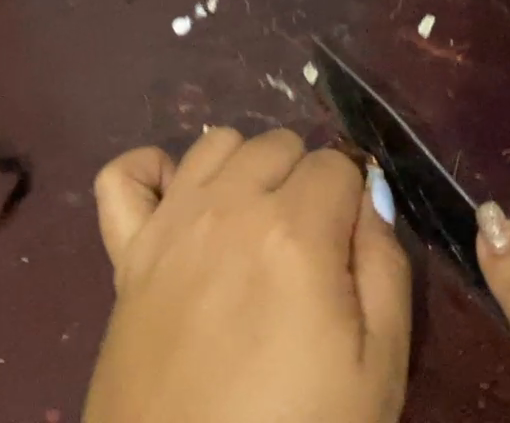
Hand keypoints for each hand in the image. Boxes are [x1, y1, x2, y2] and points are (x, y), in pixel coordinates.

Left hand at [85, 128, 411, 422]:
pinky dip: (152, 173)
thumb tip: (368, 195)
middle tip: (308, 245)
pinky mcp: (124, 252)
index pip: (337, 164)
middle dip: (304, 180)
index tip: (349, 244)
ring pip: (214, 143)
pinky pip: (124, 174)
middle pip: (278, 144)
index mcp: (295, 232)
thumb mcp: (378, 366)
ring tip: (253, 222)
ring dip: (244, 168)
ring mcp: (169, 224)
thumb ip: (385, 265)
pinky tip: (178, 205)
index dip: (352, 200)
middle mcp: (228, 208)